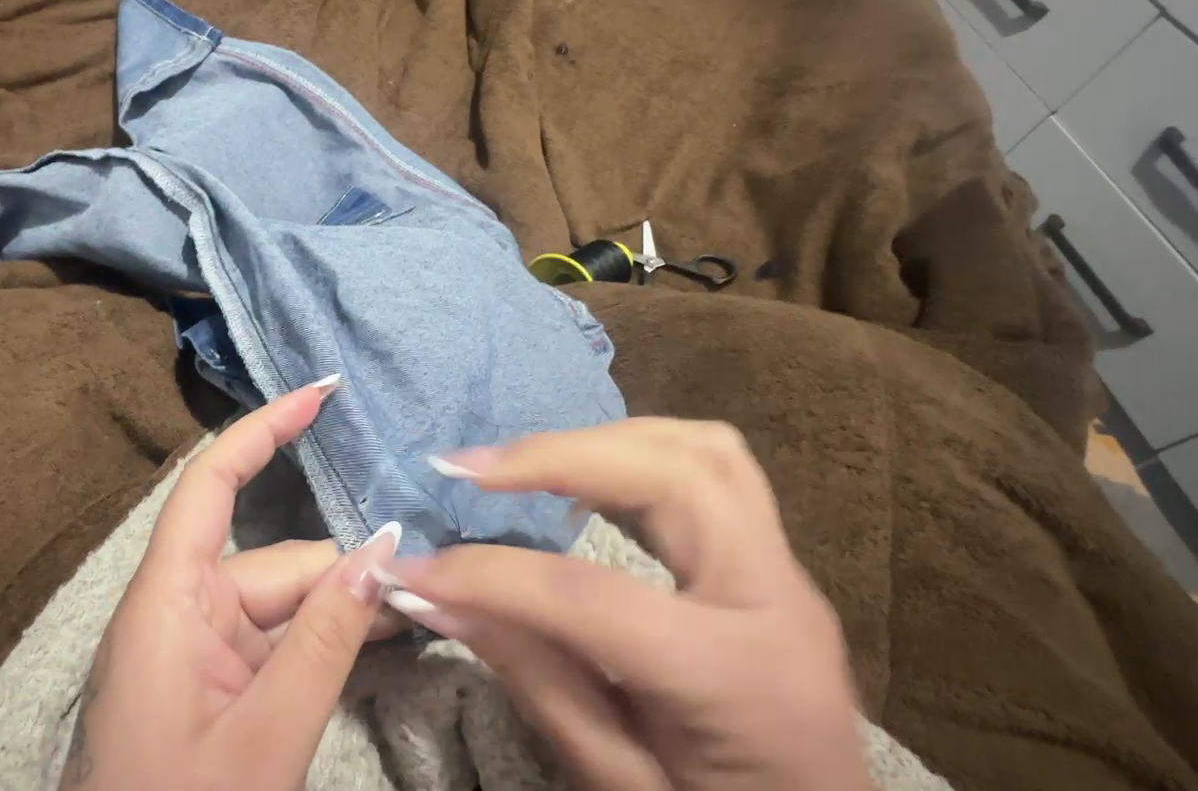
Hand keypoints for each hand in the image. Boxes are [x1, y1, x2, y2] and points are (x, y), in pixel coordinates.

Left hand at [62, 376, 400, 789]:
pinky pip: (273, 641)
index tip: (322, 391)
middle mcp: (179, 608)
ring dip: (338, 615)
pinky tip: (368, 647)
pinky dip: (318, 644)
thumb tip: (383, 550)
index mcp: (168, 599)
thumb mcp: (267, 732)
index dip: (265, 428)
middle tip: (421, 594)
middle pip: (275, 561)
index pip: (213, 482)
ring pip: (283, 604)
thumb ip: (327, 637)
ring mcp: (194, 648)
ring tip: (408, 622)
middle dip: (343, 576)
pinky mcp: (208, 681)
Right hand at [384, 418, 870, 790]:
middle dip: (558, 455)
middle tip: (468, 469)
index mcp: (736, 680)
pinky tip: (582, 478)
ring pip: (701, 448)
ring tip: (520, 463)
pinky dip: (635, 452)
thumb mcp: (618, 782)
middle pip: (673, 473)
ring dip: (602, 439)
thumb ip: (533, 677)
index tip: (411, 565)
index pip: (590, 596)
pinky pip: (711, 467)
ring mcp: (786, 572)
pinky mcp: (774, 560)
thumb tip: (438, 595)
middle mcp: (777, 601)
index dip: (488, 573)